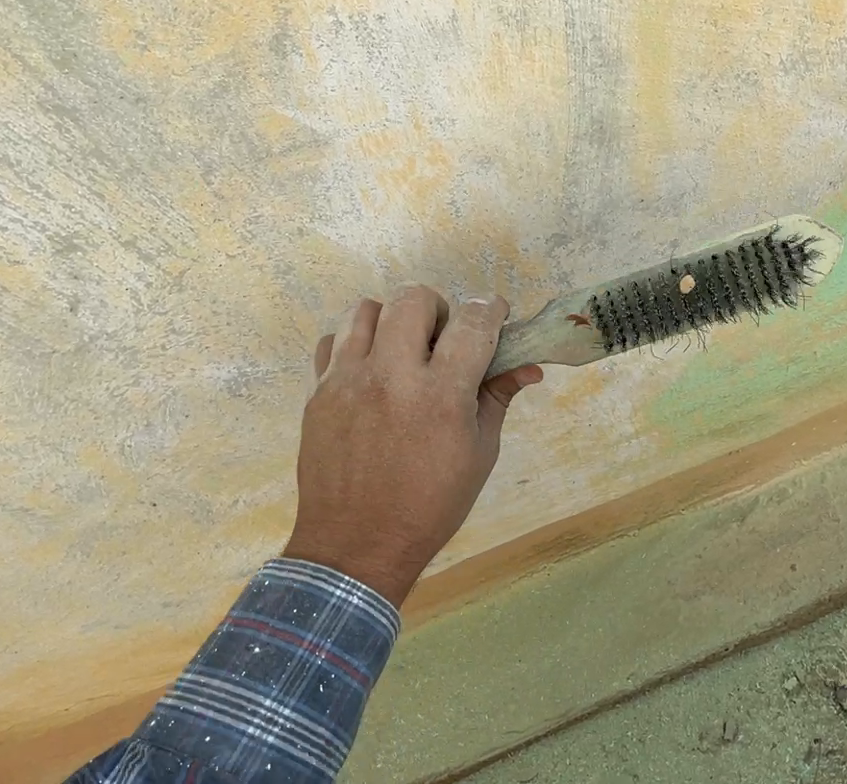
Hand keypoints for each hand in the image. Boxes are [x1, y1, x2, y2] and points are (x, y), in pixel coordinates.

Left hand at [281, 286, 542, 605]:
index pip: (473, 323)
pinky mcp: (317, 393)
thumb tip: (528, 367)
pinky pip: (333, 341)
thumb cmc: (431, 505)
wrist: (356, 547)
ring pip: (366, 309)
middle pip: (413, 299)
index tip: (495, 314)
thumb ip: (498, 398)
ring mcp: (348, 381)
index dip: (491, 309)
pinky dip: (354, 345)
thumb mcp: (480, 454)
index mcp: (442, 395)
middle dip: (438, 310)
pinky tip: (368, 372)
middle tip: (442, 340)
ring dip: (392, 320)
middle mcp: (392, 377)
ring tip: (401, 351)